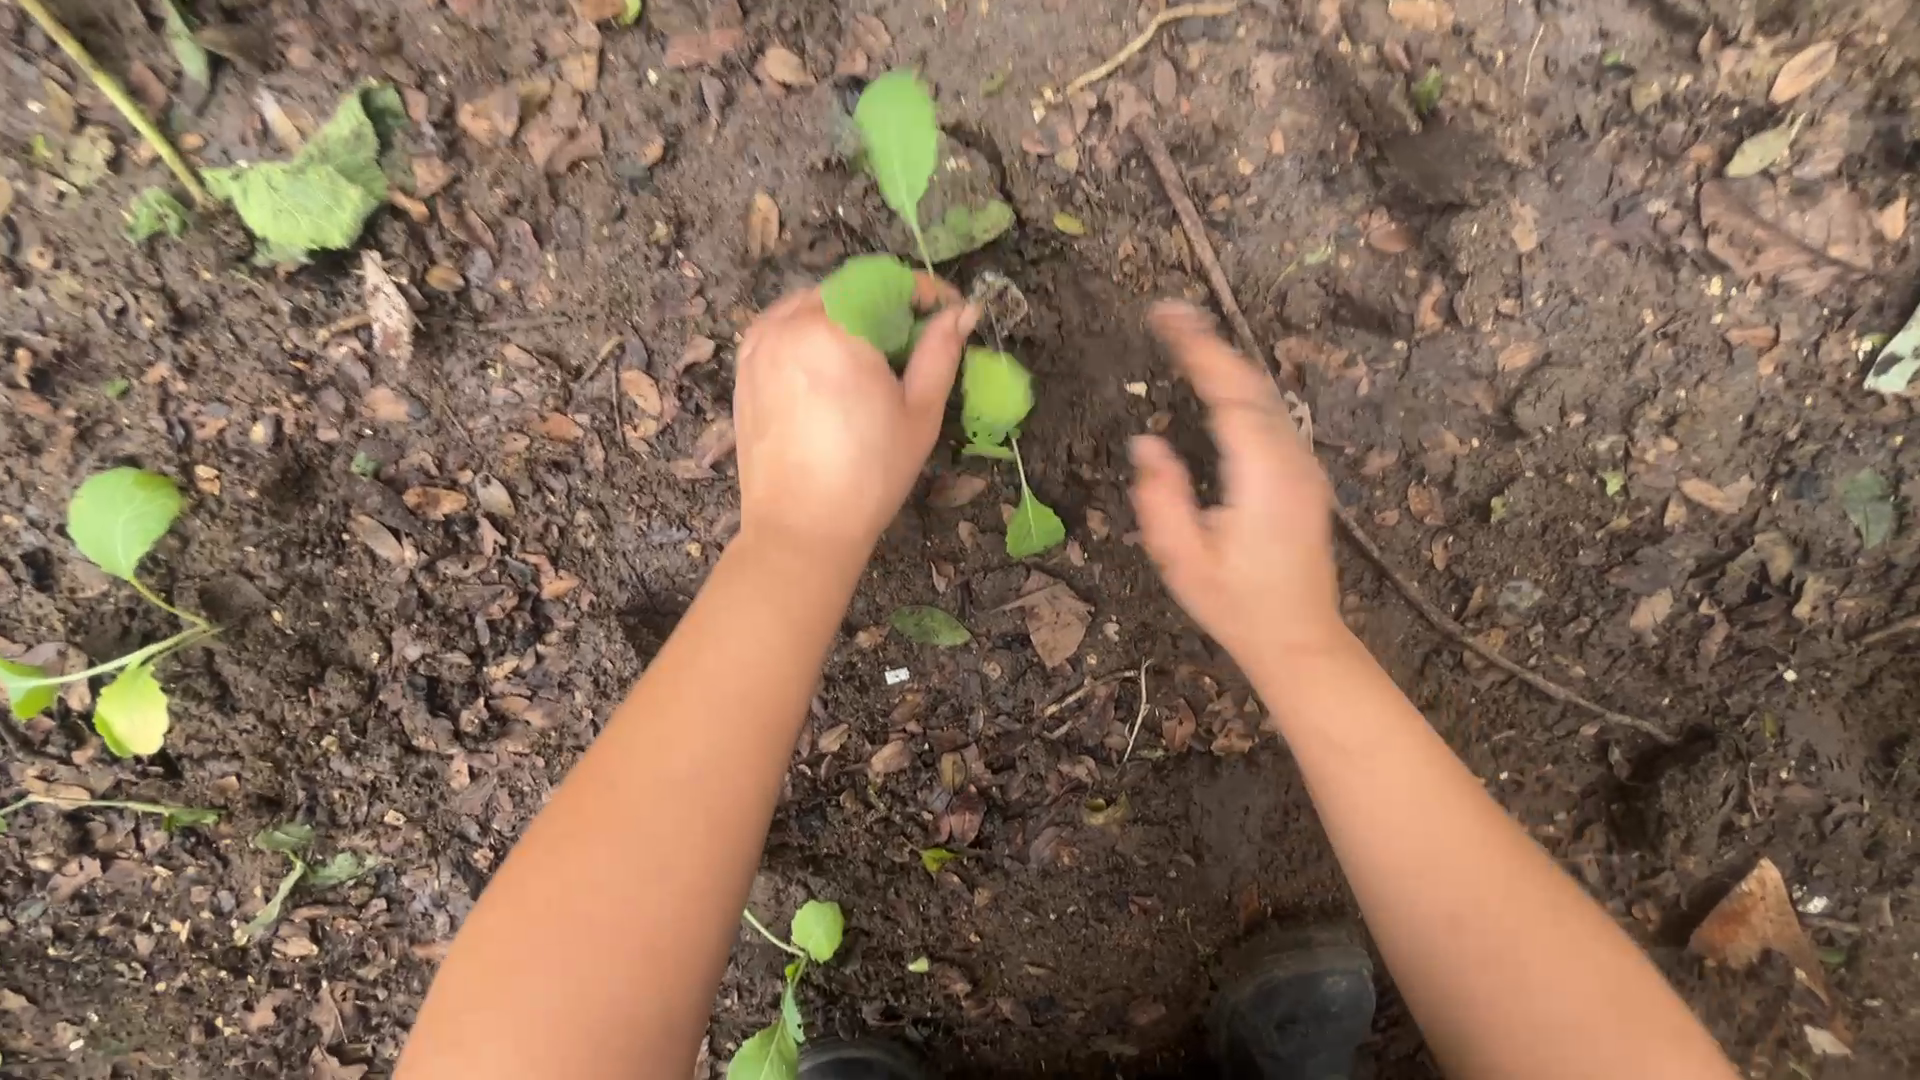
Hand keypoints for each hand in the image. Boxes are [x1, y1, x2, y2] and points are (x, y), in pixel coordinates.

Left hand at [733, 276, 977, 559]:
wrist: (801, 527)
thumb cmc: (870, 475)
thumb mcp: (919, 413)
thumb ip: (940, 353)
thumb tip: (963, 311)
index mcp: (835, 328)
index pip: (883, 282)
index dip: (920, 291)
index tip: (946, 311)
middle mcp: (788, 324)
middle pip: (845, 290)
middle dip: (883, 306)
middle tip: (911, 344)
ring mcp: (759, 346)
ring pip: (810, 307)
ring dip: (846, 317)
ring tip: (871, 359)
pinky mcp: (744, 370)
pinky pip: (782, 329)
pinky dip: (810, 334)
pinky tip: (830, 369)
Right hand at [1128, 302, 1345, 663]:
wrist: (1298, 638)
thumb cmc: (1235, 604)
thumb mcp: (1181, 559)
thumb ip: (1160, 498)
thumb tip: (1146, 444)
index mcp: (1261, 476)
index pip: (1231, 395)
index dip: (1201, 351)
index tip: (1169, 316)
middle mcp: (1291, 461)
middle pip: (1254, 386)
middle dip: (1212, 346)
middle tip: (1170, 316)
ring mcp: (1304, 468)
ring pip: (1268, 398)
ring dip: (1229, 364)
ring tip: (1188, 340)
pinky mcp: (1304, 478)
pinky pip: (1273, 418)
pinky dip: (1244, 389)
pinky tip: (1221, 386)